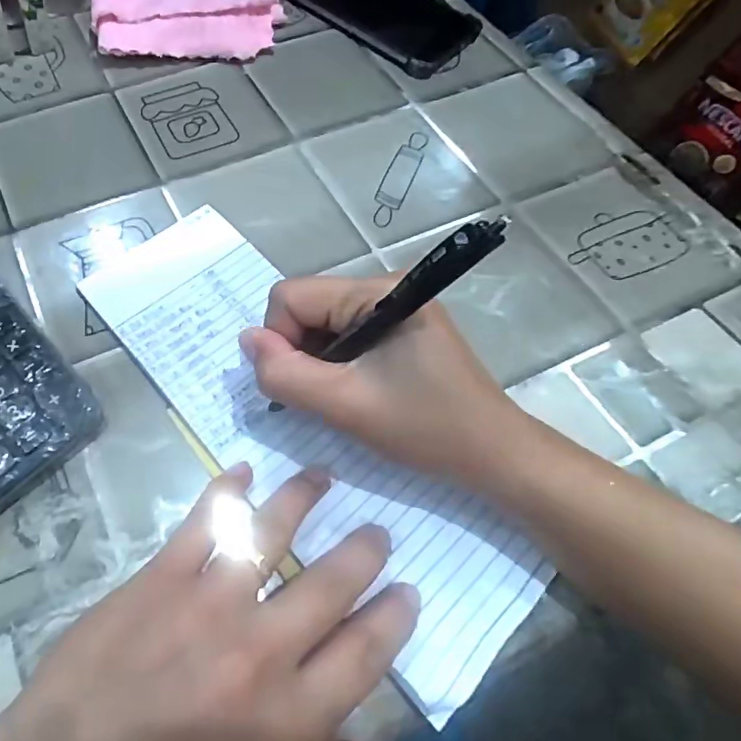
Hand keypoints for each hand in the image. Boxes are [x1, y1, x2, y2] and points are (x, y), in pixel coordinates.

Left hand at [0, 465, 418, 740]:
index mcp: (287, 715)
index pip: (365, 653)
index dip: (393, 617)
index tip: (408, 591)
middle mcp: (259, 650)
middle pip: (331, 583)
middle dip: (364, 551)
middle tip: (377, 531)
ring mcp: (208, 603)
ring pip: (271, 532)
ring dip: (304, 496)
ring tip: (324, 476)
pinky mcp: (161, 576)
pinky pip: (204, 521)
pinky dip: (226, 489)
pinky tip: (243, 469)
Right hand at [238, 276, 529, 488]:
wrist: (495, 453)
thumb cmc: (426, 428)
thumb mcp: (347, 405)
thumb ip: (287, 373)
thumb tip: (246, 340)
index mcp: (378, 291)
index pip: (292, 296)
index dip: (280, 340)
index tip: (300, 386)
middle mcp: (385, 286)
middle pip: (306, 307)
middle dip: (300, 352)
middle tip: (324, 398)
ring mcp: (394, 306)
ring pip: (322, 323)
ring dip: (317, 362)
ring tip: (342, 399)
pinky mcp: (399, 327)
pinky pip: (345, 334)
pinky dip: (336, 364)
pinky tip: (355, 392)